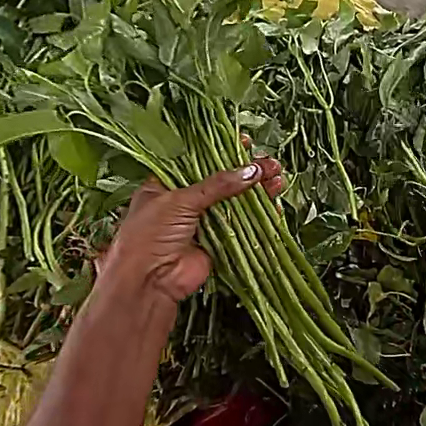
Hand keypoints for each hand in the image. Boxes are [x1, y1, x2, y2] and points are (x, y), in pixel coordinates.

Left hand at [96, 155, 284, 306]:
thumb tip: (251, 170)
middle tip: (269, 163)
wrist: (149, 283)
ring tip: (277, 178)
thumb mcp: (180, 200)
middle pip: (222, 181)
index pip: (197, 161)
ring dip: (257, 190)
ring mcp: (203, 222)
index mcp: (166, 186)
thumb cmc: (149, 235)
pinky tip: (274, 204)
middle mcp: (185, 202)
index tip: (243, 142)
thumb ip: (217, 185)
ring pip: (235, 201)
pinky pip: (243, 225)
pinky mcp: (218, 241)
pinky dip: (260, 215)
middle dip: (246, 171)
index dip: (221, 150)